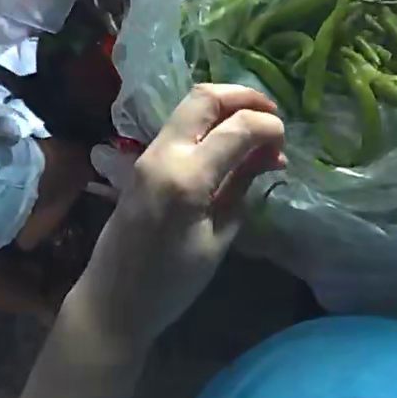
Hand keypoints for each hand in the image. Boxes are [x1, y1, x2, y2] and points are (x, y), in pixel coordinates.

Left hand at [68, 85, 286, 345]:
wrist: (112, 301)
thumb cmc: (171, 284)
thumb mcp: (218, 240)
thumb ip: (241, 187)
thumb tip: (269, 155)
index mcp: (186, 177)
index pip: (236, 127)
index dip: (268, 126)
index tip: (284, 142)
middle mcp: (163, 154)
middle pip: (204, 97)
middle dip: (243, 97)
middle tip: (271, 116)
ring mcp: (147, 155)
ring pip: (188, 106)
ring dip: (225, 108)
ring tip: (255, 129)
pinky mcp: (141, 162)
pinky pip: (178, 127)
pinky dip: (207, 124)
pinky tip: (229, 144)